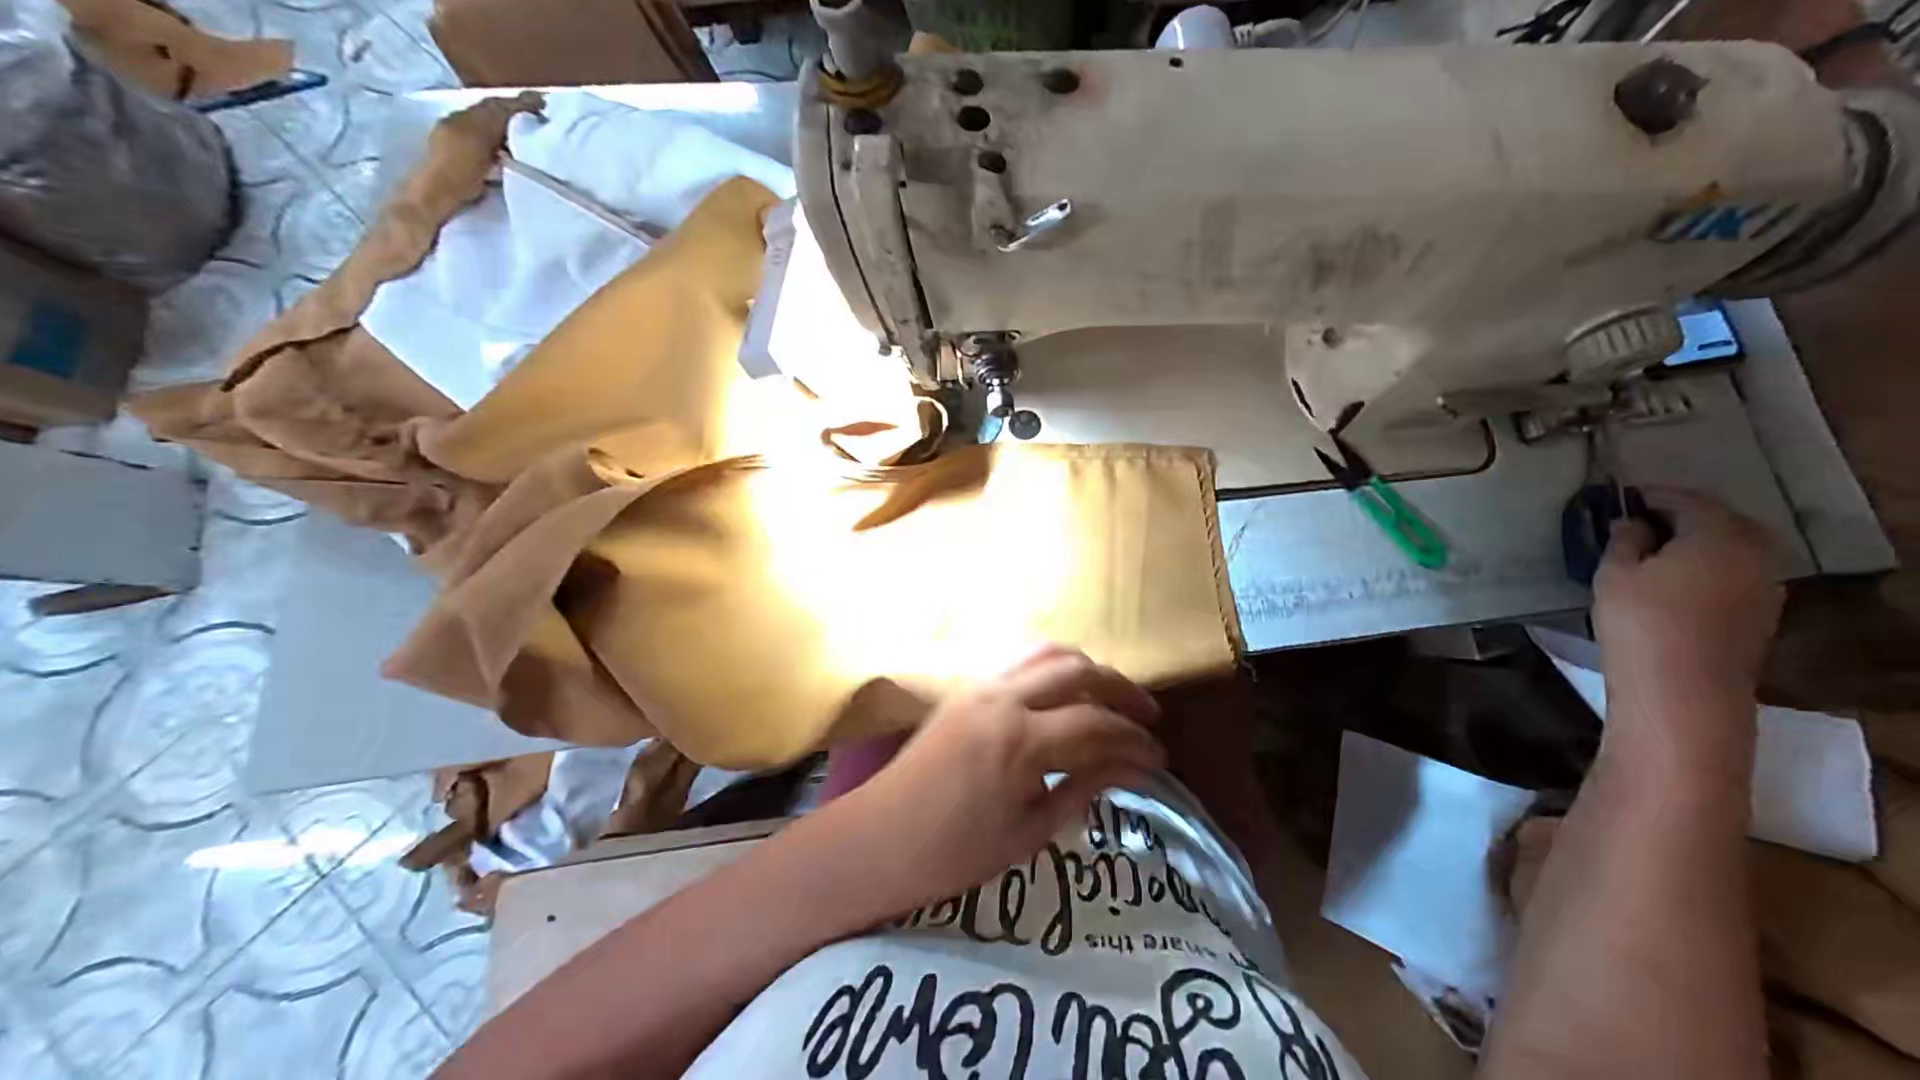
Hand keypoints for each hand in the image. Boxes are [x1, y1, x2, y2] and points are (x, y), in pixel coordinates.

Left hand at [819, 646, 1163, 921]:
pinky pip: (1019, 661)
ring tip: (1111, 699)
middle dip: (1121, 690)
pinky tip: (1065, 694)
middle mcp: (1003, 698)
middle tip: (1147, 718)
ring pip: (1048, 654)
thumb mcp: (1030, 830)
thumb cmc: (954, 853)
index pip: (1097, 724)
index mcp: (1021, 739)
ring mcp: (979, 686)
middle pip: (1079, 671)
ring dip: (1087, 670)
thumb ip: (1083, 786)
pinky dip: (1052, 668)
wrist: (880, 839)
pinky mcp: (964, 688)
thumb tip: (1132, 767)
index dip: (1136, 741)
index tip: (1160, 758)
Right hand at [1594, 488, 1782, 729]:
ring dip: (1696, 542)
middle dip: (1681, 515)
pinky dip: (1707, 565)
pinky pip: (1735, 571)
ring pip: (1732, 547)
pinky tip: (1675, 580)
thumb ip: (1623, 541)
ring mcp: (1766, 583)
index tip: (1619, 497)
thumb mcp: (1614, 575)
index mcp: (1719, 534)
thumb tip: (1631, 523)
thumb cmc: (1640, 623)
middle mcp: (1755, 551)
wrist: (1683, 689)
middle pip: (1721, 520)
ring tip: (1653, 551)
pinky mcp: (1761, 610)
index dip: (1651, 495)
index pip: (1687, 500)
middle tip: (1637, 521)